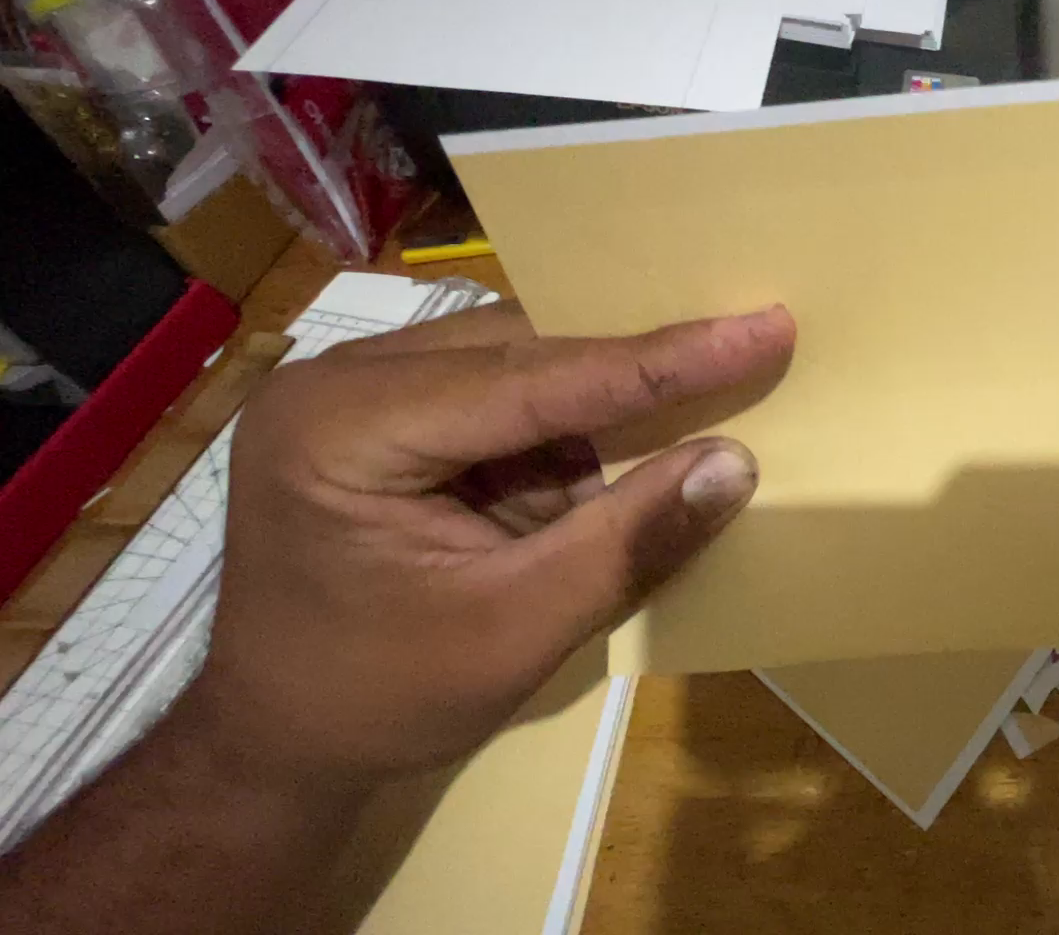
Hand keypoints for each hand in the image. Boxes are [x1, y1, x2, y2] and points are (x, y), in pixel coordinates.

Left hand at [179, 301, 794, 787]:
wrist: (283, 740)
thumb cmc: (382, 696)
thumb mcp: (518, 629)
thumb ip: (630, 541)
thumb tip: (736, 463)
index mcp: (348, 426)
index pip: (540, 377)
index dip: (666, 360)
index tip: (764, 330)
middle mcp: (356, 381)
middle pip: (539, 348)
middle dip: (651, 358)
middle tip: (757, 340)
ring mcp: (384, 392)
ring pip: (540, 358)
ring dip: (628, 385)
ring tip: (723, 375)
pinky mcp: (419, 416)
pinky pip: (530, 392)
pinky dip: (598, 414)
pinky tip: (652, 424)